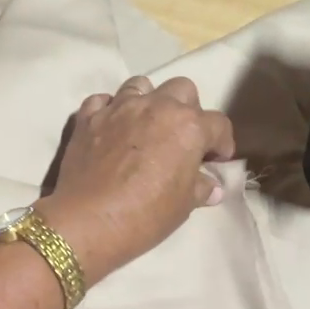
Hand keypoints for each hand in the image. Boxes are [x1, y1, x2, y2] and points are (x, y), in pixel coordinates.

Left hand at [38, 76, 235, 285]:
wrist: (88, 222)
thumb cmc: (145, 216)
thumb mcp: (182, 207)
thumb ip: (200, 188)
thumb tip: (213, 187)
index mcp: (188, 127)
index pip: (218, 125)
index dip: (221, 143)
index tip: (217, 159)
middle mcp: (157, 107)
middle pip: (182, 90)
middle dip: (188, 110)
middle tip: (181, 137)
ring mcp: (120, 108)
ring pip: (141, 86)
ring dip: (149, 100)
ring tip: (145, 125)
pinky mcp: (89, 117)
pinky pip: (102, 101)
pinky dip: (110, 109)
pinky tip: (111, 127)